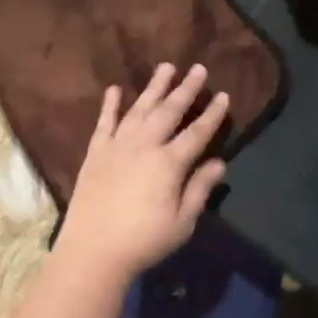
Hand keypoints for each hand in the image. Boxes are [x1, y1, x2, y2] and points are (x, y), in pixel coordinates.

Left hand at [53, 63, 229, 282]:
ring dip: (154, 88)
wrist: (93, 250)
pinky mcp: (95, 153)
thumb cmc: (143, 241)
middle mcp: (144, 146)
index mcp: (169, 163)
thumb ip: (199, 189)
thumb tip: (219, 163)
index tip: (223, 96)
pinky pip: (104, 123)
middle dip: (185, 89)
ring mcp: (117, 146)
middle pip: (169, 111)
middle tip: (198, 68)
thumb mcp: (182, 223)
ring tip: (165, 68)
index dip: (212, 114)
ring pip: (139, 109)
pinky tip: (115, 90)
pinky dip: (110, 105)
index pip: (197, 133)